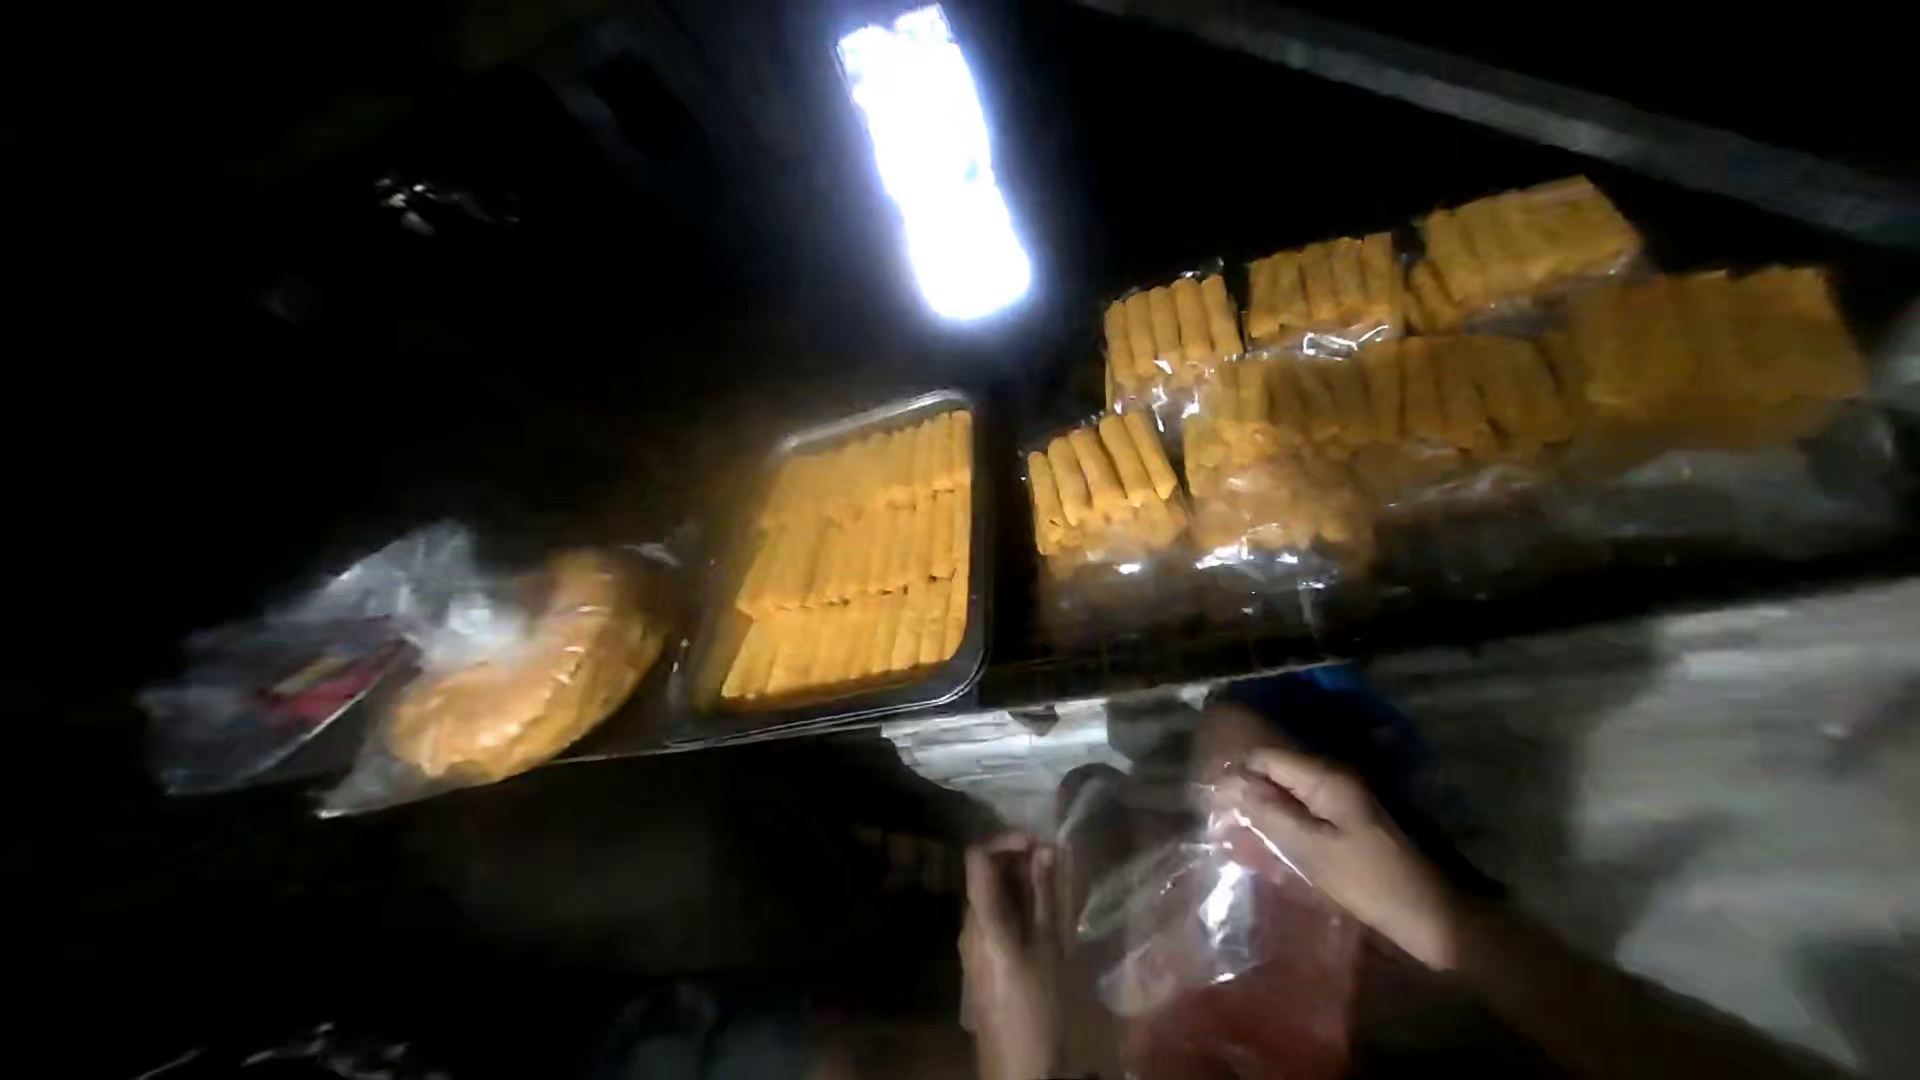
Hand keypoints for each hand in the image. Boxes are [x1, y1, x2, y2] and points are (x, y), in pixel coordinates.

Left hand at [959, 834, 1061, 1079]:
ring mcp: (972, 941)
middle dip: (1018, 857)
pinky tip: (1043, 910)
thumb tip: (1047, 850)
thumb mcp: (1047, 950)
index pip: (978, 856)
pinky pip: (993, 913)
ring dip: (1019, 879)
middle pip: (984, 873)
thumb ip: (1044, 896)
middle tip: (1054, 858)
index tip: (1038, 841)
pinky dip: (1015, 901)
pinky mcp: (981, 956)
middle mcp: (969, 923)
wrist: (1016, 1072)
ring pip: (990, 892)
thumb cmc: (1035, 1010)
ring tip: (1054, 880)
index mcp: (982, 919)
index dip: (1006, 839)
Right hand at [1217, 745, 1462, 970]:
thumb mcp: (1313, 850)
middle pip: (1280, 769)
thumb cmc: (1374, 884)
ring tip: (1249, 833)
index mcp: (1326, 779)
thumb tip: (1232, 782)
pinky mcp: (1355, 819)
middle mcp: (1337, 777)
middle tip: (1230, 821)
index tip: (1219, 801)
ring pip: (1293, 789)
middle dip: (1253, 790)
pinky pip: (1310, 806)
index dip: (1240, 774)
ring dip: (1271, 806)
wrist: (1443, 922)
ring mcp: (1349, 798)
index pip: (1266, 757)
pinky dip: (1291, 819)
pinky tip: (1281, 841)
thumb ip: (1271, 812)